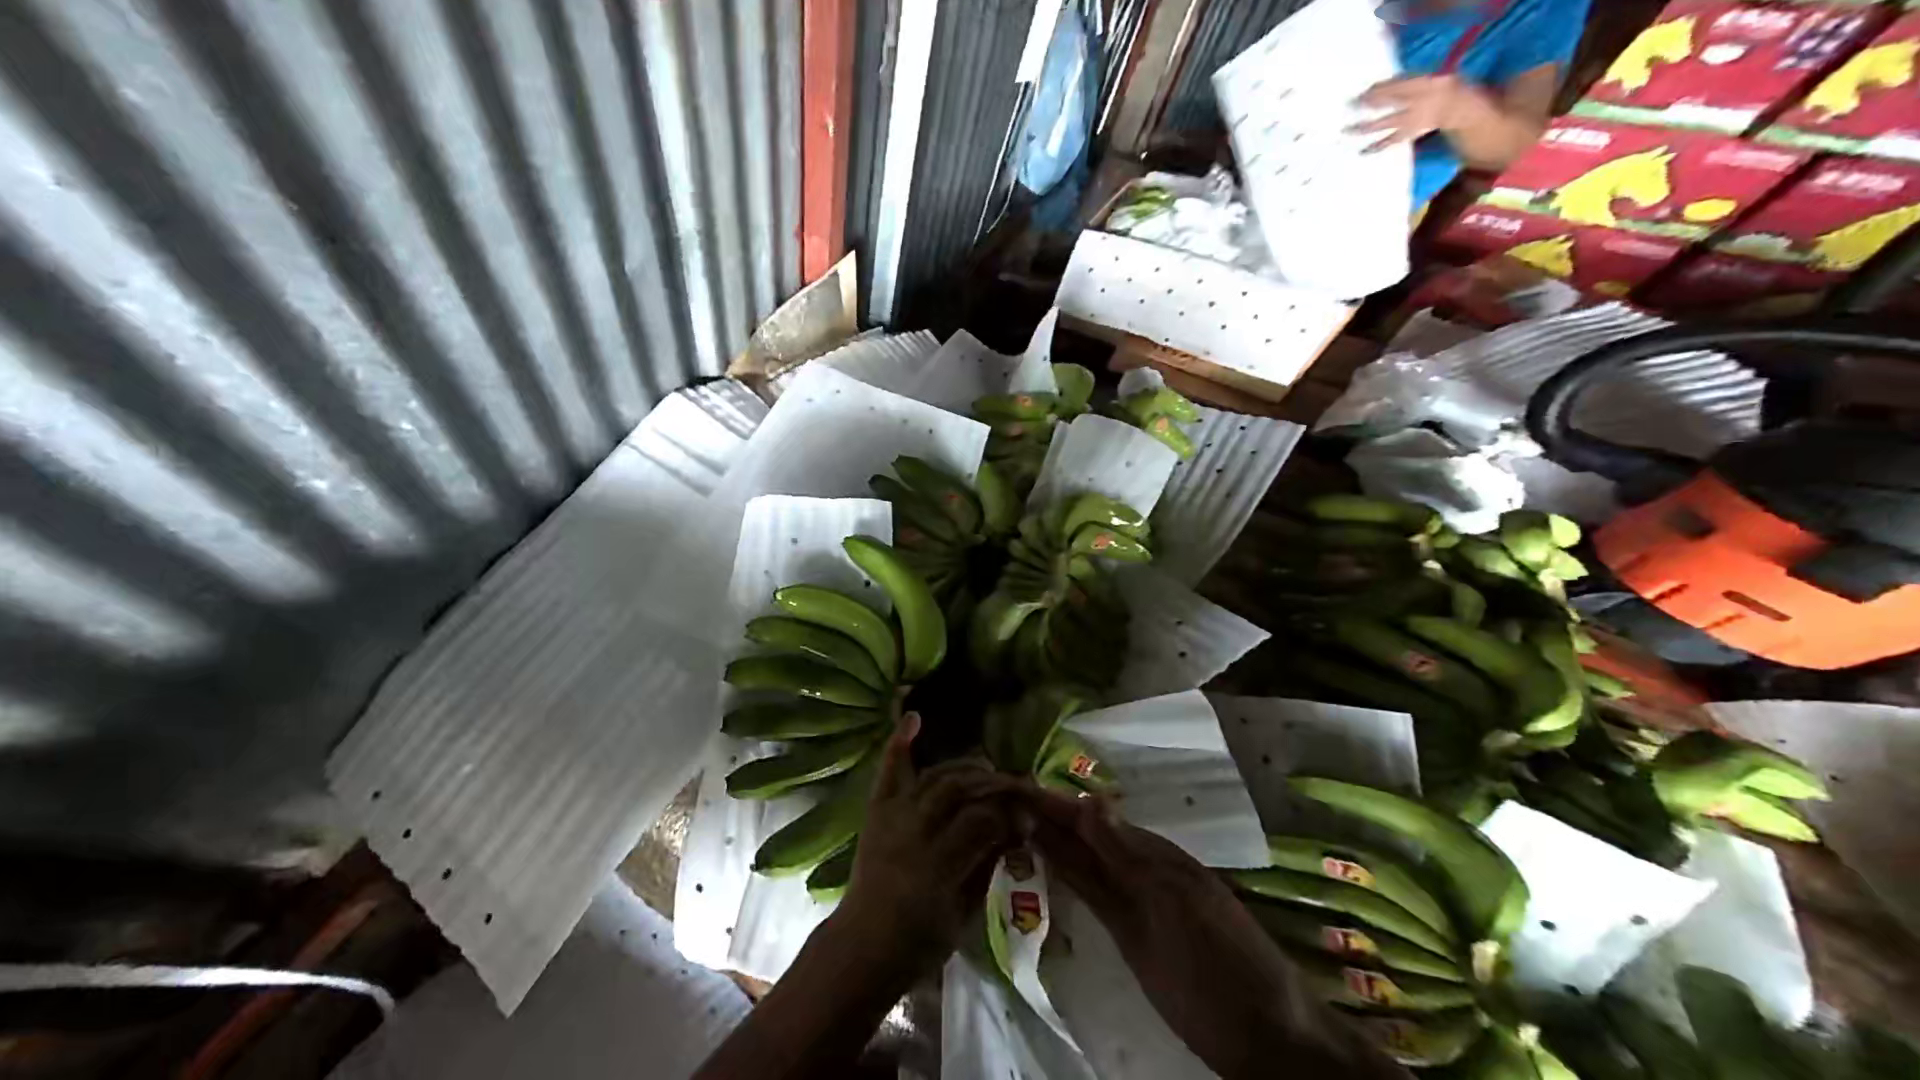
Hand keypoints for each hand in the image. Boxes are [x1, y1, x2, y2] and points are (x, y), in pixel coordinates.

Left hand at [836, 712, 1023, 969]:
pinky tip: (916, 717)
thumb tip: (1016, 828)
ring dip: (966, 769)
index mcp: (937, 864)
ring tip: (988, 773)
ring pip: (936, 777)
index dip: (1010, 815)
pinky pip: (890, 770)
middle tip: (1016, 791)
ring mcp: (893, 815)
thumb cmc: (920, 941)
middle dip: (993, 786)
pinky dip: (901, 742)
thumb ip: (988, 864)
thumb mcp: (964, 912)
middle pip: (960, 790)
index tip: (1028, 819)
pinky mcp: (878, 810)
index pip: (983, 820)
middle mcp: (913, 830)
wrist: (865, 945)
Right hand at [1021, 787, 1409, 1079]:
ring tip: (1005, 821)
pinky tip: (1042, 863)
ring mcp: (1132, 901)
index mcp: (1152, 853)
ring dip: (1047, 840)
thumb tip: (1088, 798)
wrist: (1264, 1035)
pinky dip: (1063, 873)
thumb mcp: (1173, 903)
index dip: (1050, 800)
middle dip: (1042, 814)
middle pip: (1082, 834)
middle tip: (992, 797)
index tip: (1007, 783)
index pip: (1089, 817)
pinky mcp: (1126, 932)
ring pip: (1081, 861)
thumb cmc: (1220, 963)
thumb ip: (1127, 855)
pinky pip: (1088, 892)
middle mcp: (1138, 868)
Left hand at [1350, 74, 1471, 151]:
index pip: (1397, 85)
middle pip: (1389, 102)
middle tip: (1350, 105)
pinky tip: (1362, 152)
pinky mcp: (1407, 134)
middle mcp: (1414, 102)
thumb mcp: (1426, 77)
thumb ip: (1404, 80)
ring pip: (1385, 123)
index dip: (1379, 88)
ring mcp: (1409, 120)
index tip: (1361, 91)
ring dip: (1365, 127)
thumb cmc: (1438, 88)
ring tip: (1347, 130)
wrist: (1456, 107)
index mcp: (1421, 84)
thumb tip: (1376, 85)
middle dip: (1370, 103)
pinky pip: (1390, 141)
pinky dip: (1377, 147)